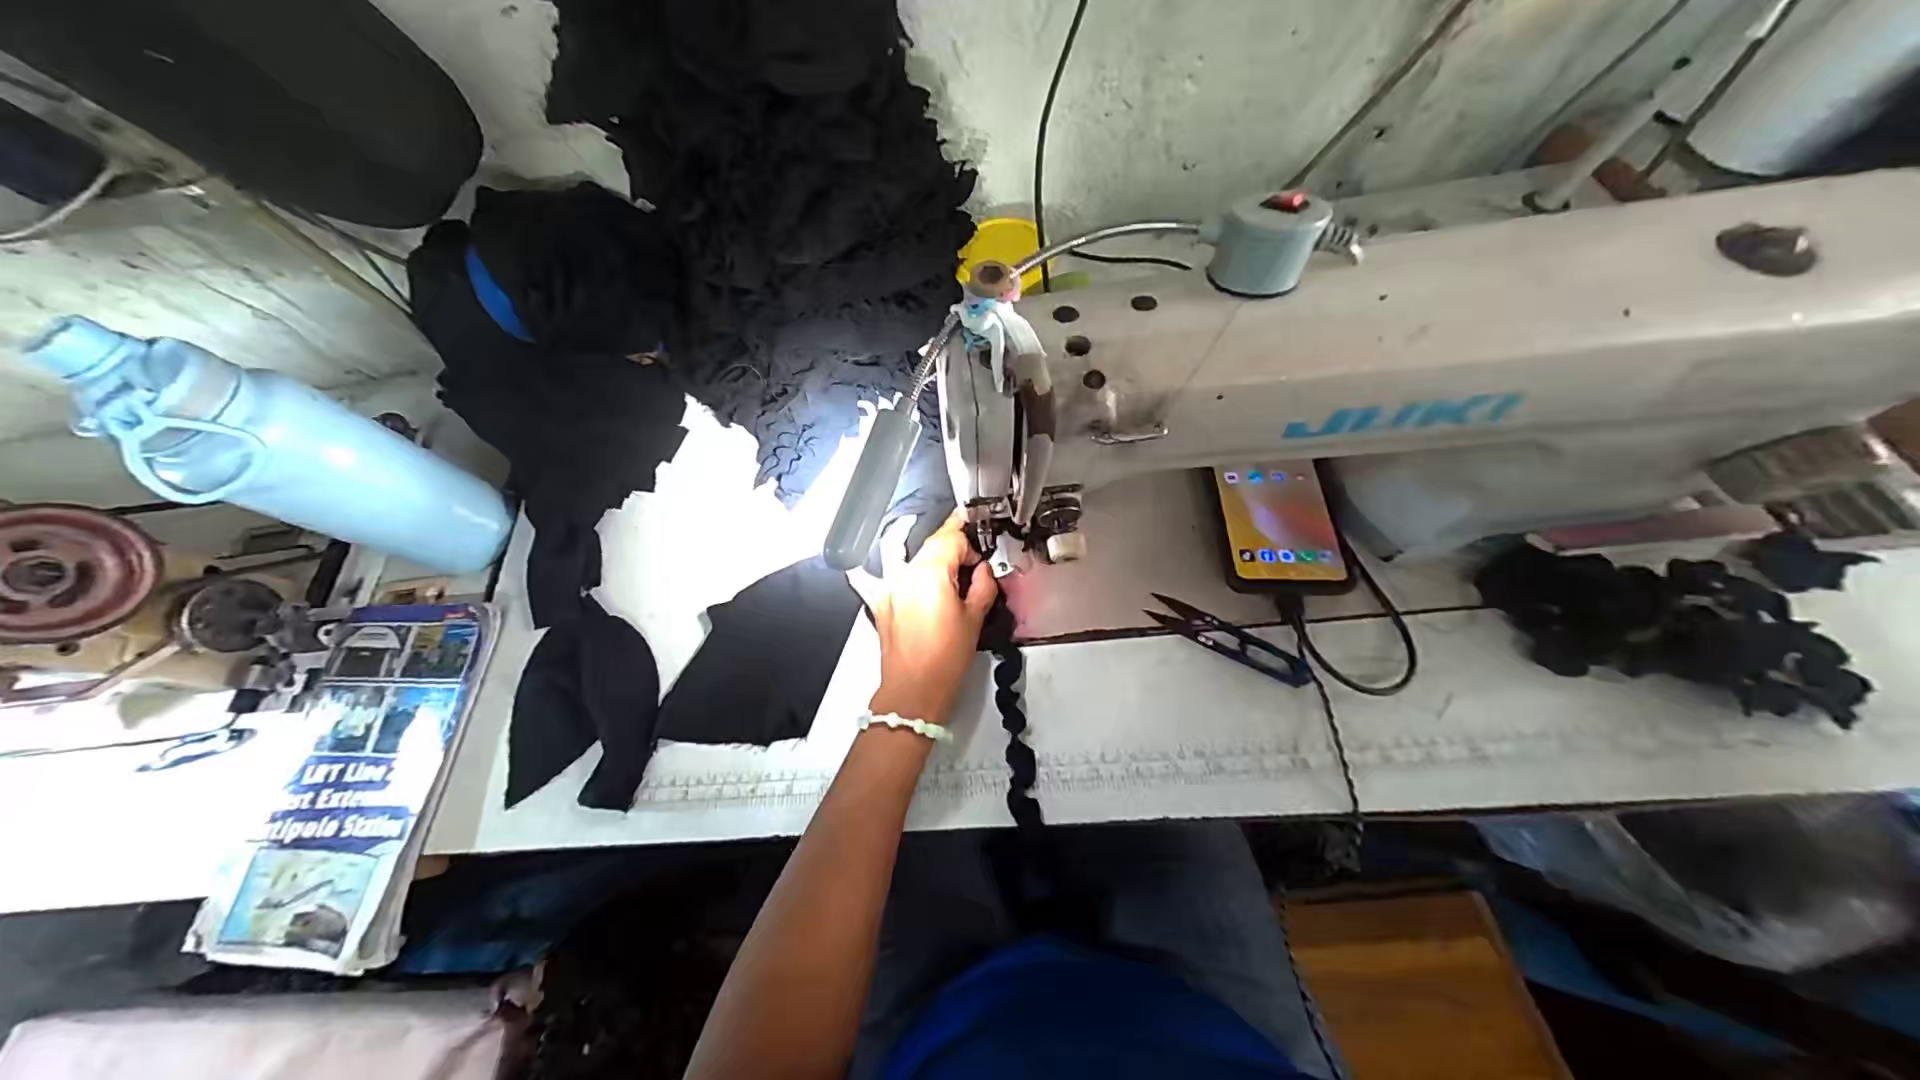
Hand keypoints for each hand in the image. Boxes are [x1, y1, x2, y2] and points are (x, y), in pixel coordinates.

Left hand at [864, 511, 997, 726]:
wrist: (914, 689)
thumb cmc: (942, 661)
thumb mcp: (975, 619)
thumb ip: (983, 586)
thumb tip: (985, 571)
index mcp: (931, 574)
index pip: (952, 537)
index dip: (970, 542)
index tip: (980, 553)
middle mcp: (905, 575)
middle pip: (930, 542)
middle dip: (952, 545)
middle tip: (968, 559)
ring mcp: (888, 586)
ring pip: (905, 551)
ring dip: (924, 549)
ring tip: (938, 558)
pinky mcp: (879, 600)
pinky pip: (872, 574)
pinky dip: (876, 566)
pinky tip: (882, 564)